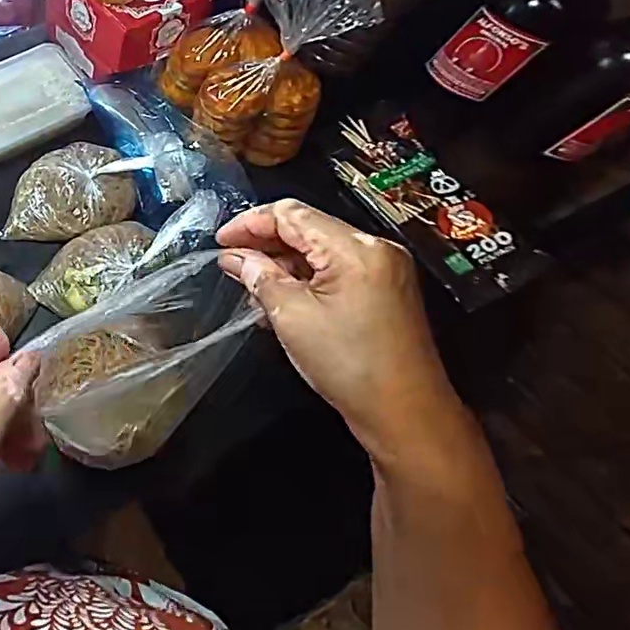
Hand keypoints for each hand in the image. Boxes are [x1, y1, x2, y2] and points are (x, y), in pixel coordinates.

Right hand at [217, 200, 463, 462]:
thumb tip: (236, 257)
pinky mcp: (383, 288)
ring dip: (281, 261)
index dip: (249, 223)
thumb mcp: (291, 316)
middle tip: (231, 260)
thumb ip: (259, 276)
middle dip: (264, 242)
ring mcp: (382, 268)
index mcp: (355, 249)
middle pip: (306, 227)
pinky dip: (303, 276)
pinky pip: (334, 268)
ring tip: (250, 281)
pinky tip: (279, 294)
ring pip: (318, 248)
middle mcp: (374, 249)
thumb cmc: (354, 369)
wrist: (407, 416)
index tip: (222, 239)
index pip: (291, 214)